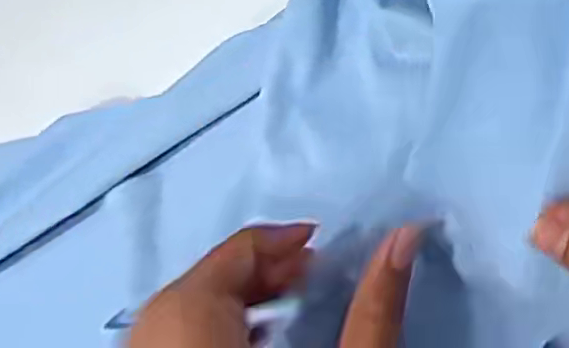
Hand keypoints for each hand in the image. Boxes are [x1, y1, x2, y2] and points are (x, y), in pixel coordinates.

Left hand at [130, 222, 421, 347]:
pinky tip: (250, 342)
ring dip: (223, 300)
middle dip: (246, 269)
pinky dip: (200, 333)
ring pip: (161, 329)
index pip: (209, 275)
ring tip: (284, 305)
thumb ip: (374, 306)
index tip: (319, 240)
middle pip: (178, 299)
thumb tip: (408, 231)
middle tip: (305, 270)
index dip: (265, 244)